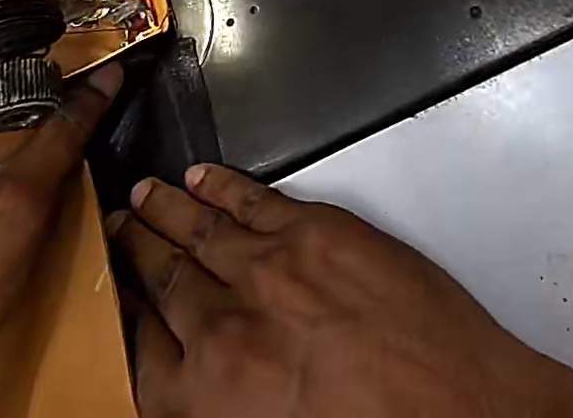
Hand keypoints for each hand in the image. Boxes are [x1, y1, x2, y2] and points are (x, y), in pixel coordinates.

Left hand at [0, 63, 122, 417]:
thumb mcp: (19, 204)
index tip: (92, 78)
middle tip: (81, 120)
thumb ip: (66, 132)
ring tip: (57, 155)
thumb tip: (106, 78)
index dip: (47, 69)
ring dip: (23, 142)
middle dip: (38, 110)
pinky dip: (3, 167)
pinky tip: (24, 188)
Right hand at [110, 164, 572, 417]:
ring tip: (144, 194)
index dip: (121, 311)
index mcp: (213, 397)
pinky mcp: (316, 229)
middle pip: (165, 279)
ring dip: (167, 210)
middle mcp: (230, 326)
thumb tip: (188, 373)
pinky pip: (253, 201)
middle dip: (135, 251)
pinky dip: (222, 186)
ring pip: (201, 230)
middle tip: (114, 226)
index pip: (141, 348)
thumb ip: (221, 402)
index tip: (110, 289)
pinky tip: (201, 178)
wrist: (462, 410)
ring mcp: (273, 267)